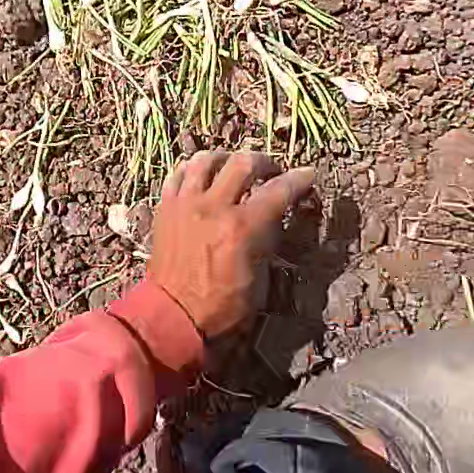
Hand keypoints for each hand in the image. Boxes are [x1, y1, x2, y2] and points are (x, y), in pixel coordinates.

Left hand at [146, 150, 318, 339]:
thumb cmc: (221, 306)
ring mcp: (185, 204)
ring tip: (233, 166)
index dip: (299, 180)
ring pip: (204, 160)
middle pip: (243, 163)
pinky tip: (200, 175)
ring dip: (224, 158)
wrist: (173, 314)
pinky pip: (177, 175)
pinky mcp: (165, 208)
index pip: (279, 190)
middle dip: (264, 162)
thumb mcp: (259, 278)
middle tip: (270, 171)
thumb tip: (269, 220)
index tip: (308, 175)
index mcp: (243, 227)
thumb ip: (265, 240)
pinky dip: (192, 169)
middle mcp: (213, 207)